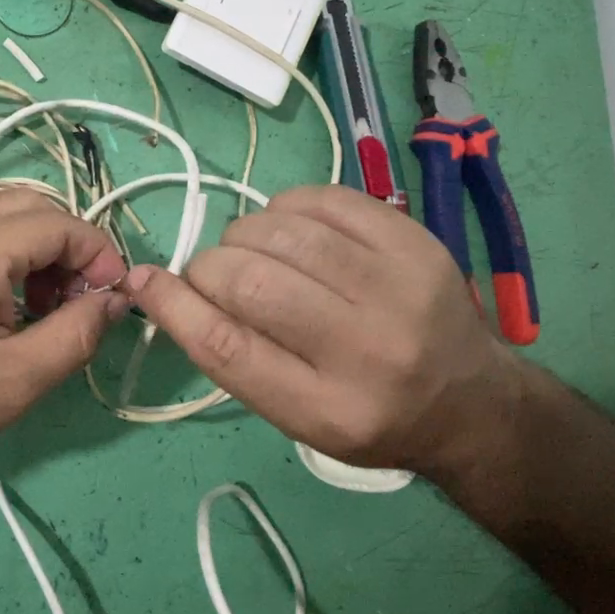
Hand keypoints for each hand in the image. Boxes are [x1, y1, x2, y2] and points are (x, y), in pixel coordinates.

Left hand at [0, 189, 128, 473]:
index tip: (115, 298)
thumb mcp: (17, 379)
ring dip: (39, 245)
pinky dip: (6, 246)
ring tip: (45, 306)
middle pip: (34, 205)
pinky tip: (6, 296)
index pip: (59, 223)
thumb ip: (77, 333)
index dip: (99, 254)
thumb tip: (114, 300)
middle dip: (71, 247)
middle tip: (81, 302)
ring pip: (5, 211)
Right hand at [122, 185, 521, 478]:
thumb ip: (227, 352)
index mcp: (328, 411)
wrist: (469, 402)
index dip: (173, 305)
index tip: (145, 281)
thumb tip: (152, 284)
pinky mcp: (415, 243)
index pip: (227, 346)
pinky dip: (285, 207)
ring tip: (252, 251)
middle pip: (250, 283)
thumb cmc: (364, 413)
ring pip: (282, 232)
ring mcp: (400, 290)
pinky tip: (288, 228)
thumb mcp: (292, 413)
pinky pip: (323, 199)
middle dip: (208, 268)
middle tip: (213, 275)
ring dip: (244, 235)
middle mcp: (369, 352)